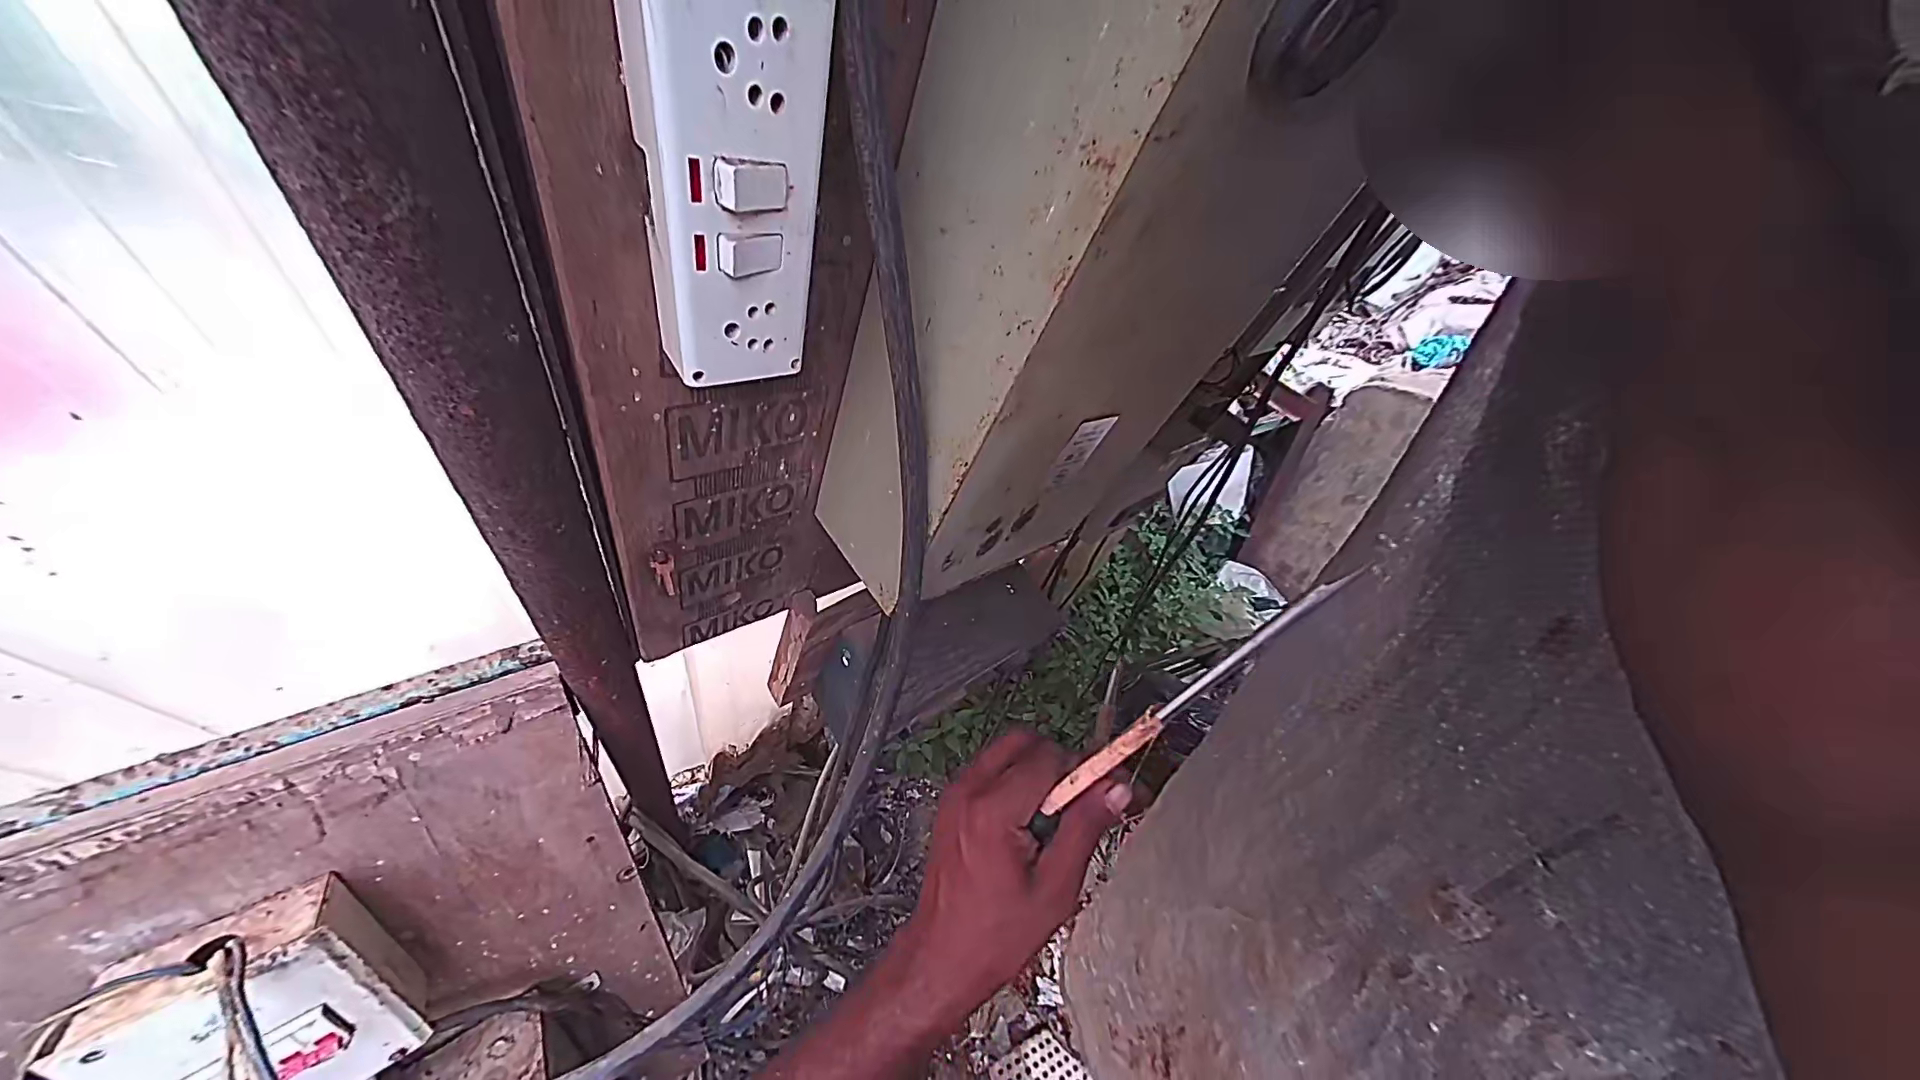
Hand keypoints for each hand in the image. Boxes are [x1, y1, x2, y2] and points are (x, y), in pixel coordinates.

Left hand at [893, 729, 1132, 1021]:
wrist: (941, 958)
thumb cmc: (995, 937)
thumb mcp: (1055, 889)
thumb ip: (1085, 829)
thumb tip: (1116, 790)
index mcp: (993, 811)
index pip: (1050, 758)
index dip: (1086, 770)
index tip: (1110, 789)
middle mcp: (969, 791)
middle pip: (1026, 741)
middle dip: (1061, 763)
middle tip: (1083, 801)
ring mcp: (956, 793)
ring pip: (1008, 750)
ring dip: (1038, 770)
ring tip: (1056, 818)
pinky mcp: (952, 801)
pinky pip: (992, 769)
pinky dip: (1017, 780)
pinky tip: (1029, 822)